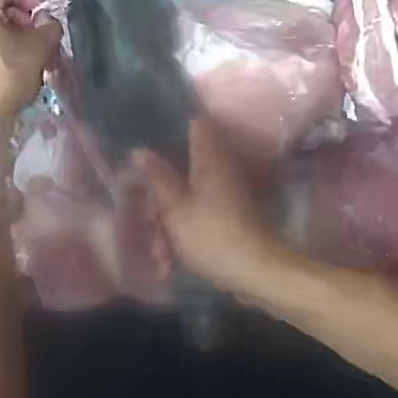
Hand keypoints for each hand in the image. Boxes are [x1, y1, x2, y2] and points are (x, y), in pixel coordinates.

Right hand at [136, 119, 294, 295]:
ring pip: (189, 193)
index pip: (195, 125)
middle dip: (163, 188)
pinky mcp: (231, 215)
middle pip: (185, 164)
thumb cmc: (210, 235)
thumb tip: (141, 150)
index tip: (151, 140)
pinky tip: (172, 259)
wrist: (257, 272)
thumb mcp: (174, 208)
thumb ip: (157, 176)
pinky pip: (201, 212)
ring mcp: (228, 192)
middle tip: (149, 213)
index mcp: (209, 159)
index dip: (172, 127)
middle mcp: (222, 169)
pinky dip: (185, 229)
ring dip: (171, 217)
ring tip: (160, 250)